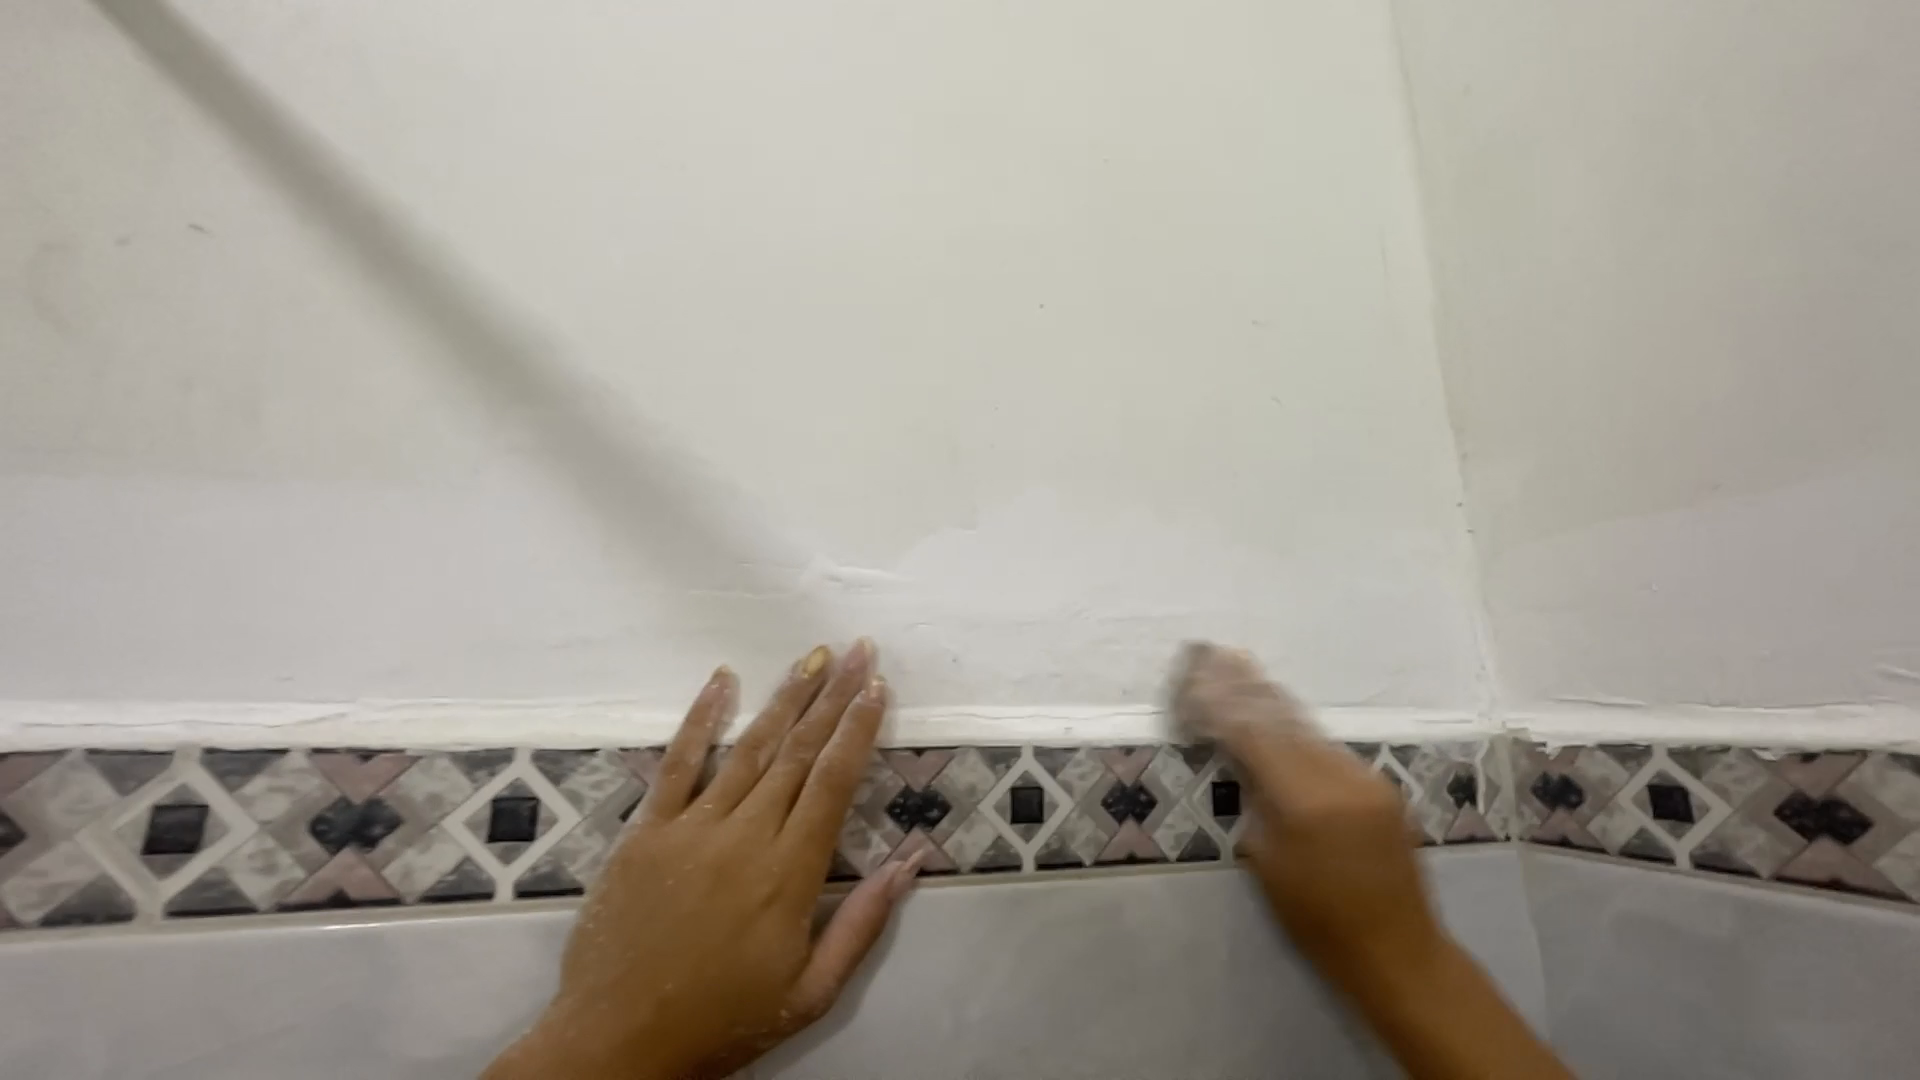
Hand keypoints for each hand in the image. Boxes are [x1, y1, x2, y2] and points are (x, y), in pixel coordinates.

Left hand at [485, 639, 922, 1079]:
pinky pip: (677, 763)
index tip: (876, 686)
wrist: (616, 1044)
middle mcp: (746, 836)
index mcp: (790, 874)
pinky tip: (722, 679)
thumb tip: (912, 862)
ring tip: (813, 655)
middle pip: (799, 752)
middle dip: (834, 696)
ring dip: (786, 697)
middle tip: (857, 649)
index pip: (833, 782)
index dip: (858, 729)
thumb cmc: (723, 1019)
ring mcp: (693, 828)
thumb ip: (863, 923)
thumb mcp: (811, 992)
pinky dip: (700, 718)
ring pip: (749, 748)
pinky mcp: (648, 831)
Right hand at [1169, 642, 1440, 979]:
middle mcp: (1339, 776)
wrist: (1398, 950)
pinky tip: (1275, 712)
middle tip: (1216, 652)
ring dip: (1269, 701)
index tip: (1194, 678)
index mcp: (1305, 799)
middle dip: (1245, 686)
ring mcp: (1365, 778)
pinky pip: (1325, 746)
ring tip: (1239, 667)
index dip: (1220, 706)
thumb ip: (1255, 797)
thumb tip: (1241, 755)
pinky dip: (1294, 727)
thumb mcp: (1266, 859)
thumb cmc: (1316, 918)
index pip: (1254, 735)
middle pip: (1282, 719)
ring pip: (1305, 728)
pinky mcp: (1378, 786)